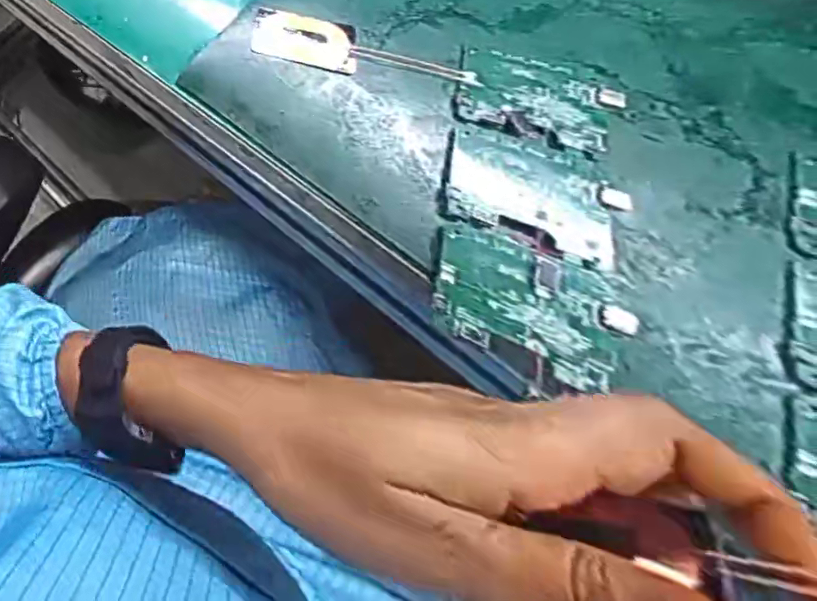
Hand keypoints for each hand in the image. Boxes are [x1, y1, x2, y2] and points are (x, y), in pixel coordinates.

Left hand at [102, 347, 816, 600]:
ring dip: (620, 550)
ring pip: (586, 484)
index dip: (756, 499)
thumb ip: (575, 579)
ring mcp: (466, 428)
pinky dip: (559, 532)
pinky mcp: (433, 439)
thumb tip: (704, 597)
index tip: (794, 583)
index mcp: (522, 441)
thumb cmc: (323, 474)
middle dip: (695, 549)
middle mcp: (506, 424)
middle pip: (642, 469)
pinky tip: (518, 568)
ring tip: (568, 591)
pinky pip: (527, 483)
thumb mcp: (450, 549)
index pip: (667, 437)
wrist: (236, 413)